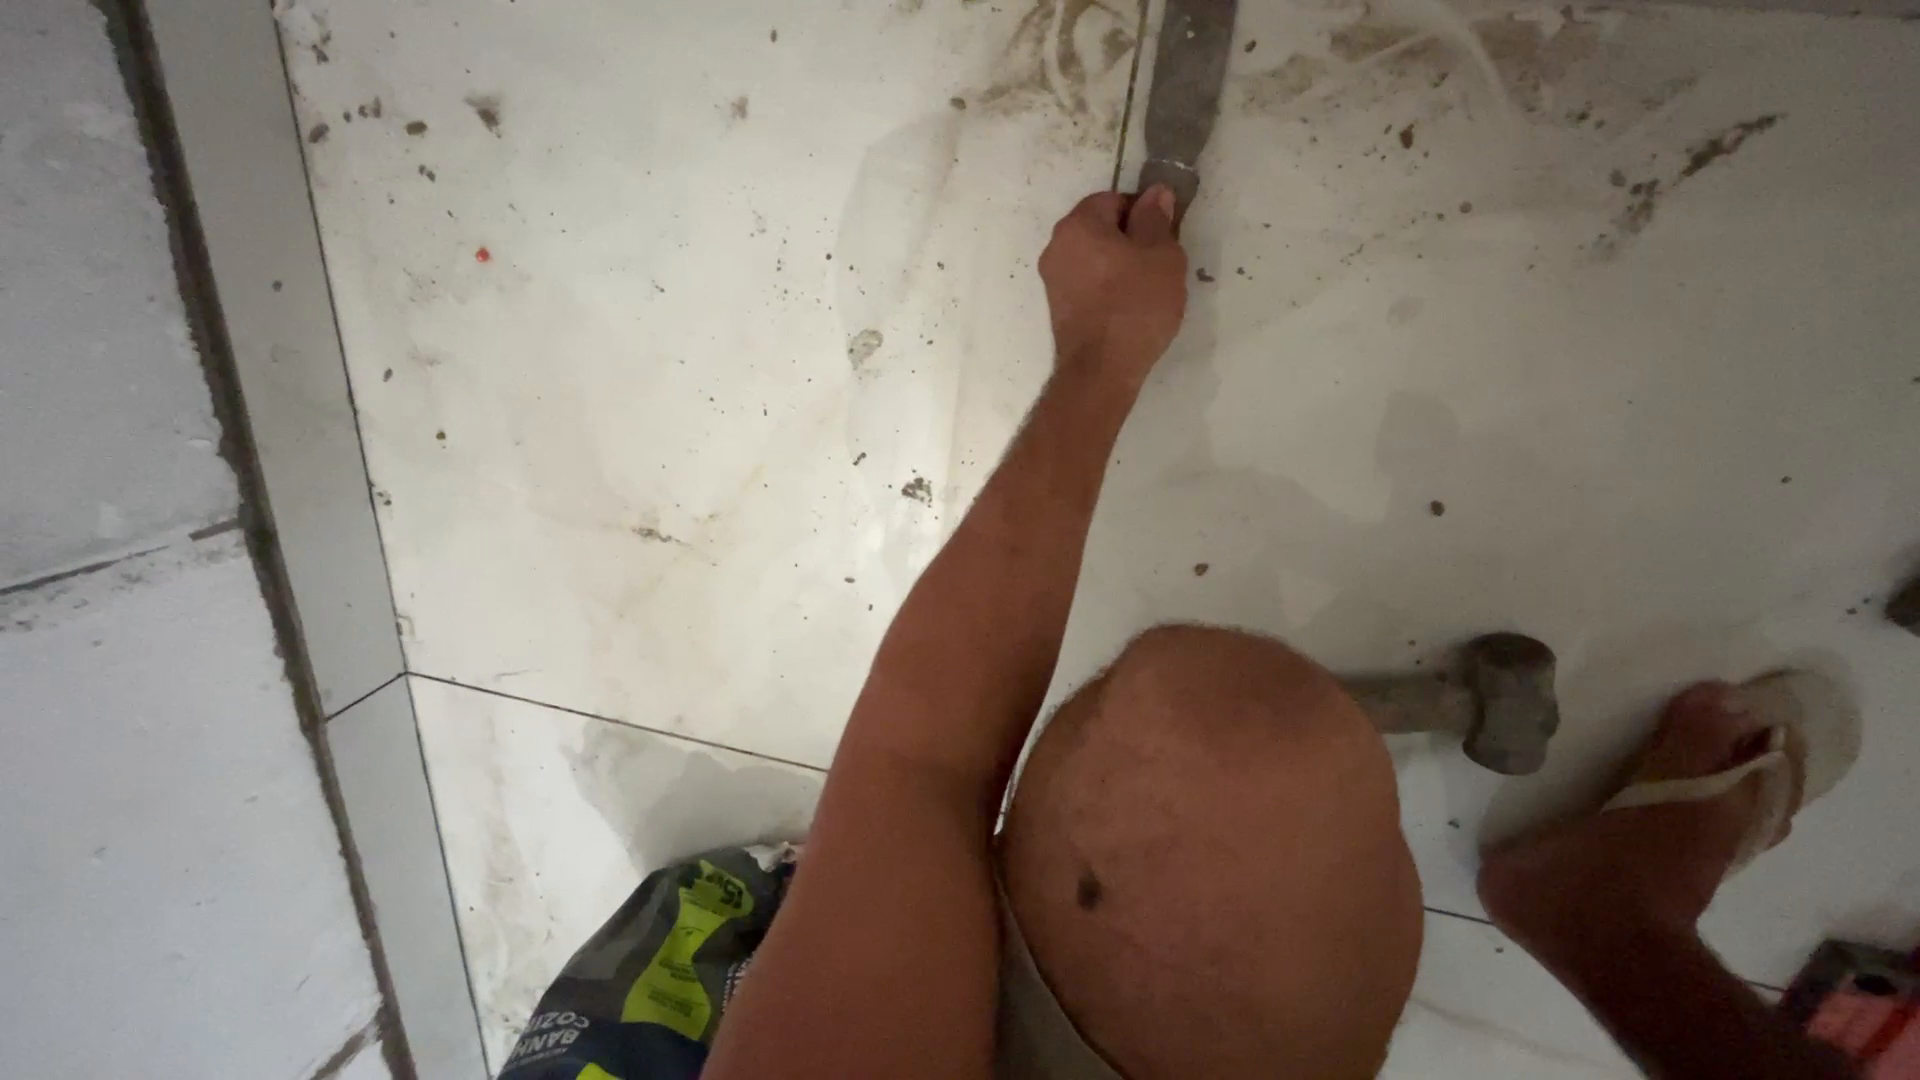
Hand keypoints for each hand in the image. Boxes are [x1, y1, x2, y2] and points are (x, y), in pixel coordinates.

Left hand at [1037, 185, 1188, 390]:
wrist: (1101, 370)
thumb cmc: (1135, 306)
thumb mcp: (1161, 255)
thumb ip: (1156, 219)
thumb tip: (1155, 193)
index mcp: (1077, 225)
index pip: (1114, 199)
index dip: (1143, 214)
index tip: (1162, 240)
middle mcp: (1056, 248)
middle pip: (1100, 229)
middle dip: (1130, 241)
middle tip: (1158, 266)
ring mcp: (1052, 281)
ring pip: (1094, 259)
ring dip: (1119, 267)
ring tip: (1145, 292)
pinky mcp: (1057, 309)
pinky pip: (1087, 285)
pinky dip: (1106, 290)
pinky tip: (1126, 310)